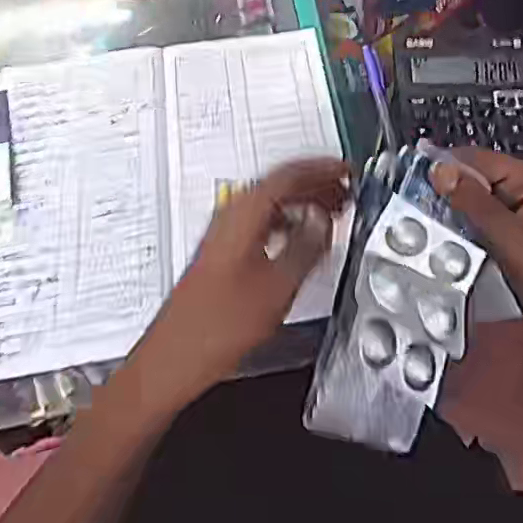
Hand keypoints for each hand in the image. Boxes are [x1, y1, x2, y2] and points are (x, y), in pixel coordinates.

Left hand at [123, 159, 349, 413]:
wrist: (177, 354)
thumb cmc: (215, 326)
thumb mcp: (278, 286)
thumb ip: (307, 247)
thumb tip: (324, 223)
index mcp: (243, 212)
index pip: (288, 174)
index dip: (321, 169)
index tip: (345, 170)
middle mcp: (231, 214)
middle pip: (279, 184)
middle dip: (315, 183)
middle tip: (344, 188)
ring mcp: (224, 231)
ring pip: (271, 202)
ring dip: (303, 202)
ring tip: (331, 211)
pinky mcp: (223, 250)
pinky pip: (262, 220)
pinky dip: (288, 221)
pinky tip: (302, 238)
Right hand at [429, 148, 522, 422]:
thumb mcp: (511, 238)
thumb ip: (473, 202)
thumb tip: (438, 169)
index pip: (476, 158)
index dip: (443, 167)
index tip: (409, 179)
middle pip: (472, 180)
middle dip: (444, 192)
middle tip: (411, 206)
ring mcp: (519, 217)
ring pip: (472, 205)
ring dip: (450, 215)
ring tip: (422, 225)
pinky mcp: (512, 241)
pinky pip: (478, 227)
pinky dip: (461, 233)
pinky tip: (443, 243)